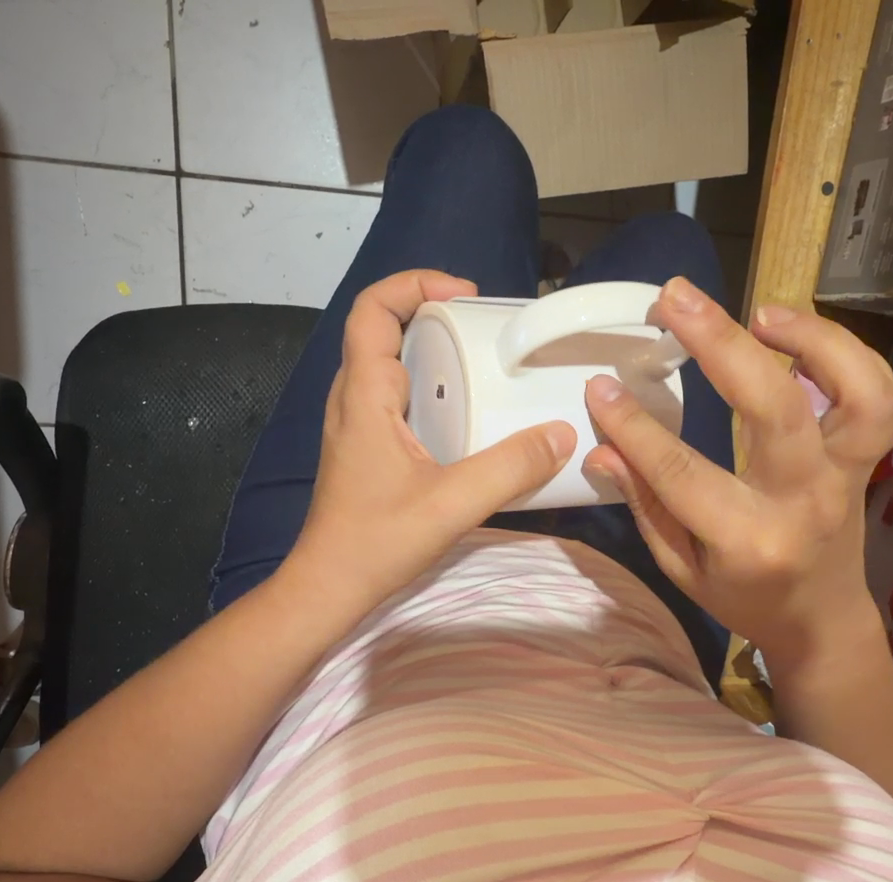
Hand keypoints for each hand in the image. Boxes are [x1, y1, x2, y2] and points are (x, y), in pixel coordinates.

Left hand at [284, 270, 575, 608]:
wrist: (329, 586)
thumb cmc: (378, 542)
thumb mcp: (453, 504)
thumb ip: (511, 469)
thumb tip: (563, 433)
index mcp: (365, 395)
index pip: (373, 309)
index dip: (415, 284)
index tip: (465, 295)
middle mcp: (353, 399)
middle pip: (383, 329)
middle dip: (433, 313)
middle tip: (487, 328)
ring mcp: (356, 423)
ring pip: (388, 362)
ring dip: (430, 350)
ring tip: (483, 361)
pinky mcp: (365, 446)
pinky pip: (394, 395)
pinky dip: (428, 385)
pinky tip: (464, 412)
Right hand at [582, 276, 892, 669]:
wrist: (821, 619)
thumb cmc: (745, 599)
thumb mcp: (682, 570)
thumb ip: (646, 506)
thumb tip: (601, 450)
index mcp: (749, 540)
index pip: (682, 472)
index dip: (635, 428)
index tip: (600, 385)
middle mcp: (805, 501)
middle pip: (774, 409)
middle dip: (720, 344)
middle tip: (675, 297)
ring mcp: (846, 476)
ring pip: (856, 394)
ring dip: (811, 338)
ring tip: (759, 312)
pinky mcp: (866, 459)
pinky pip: (879, 396)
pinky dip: (845, 355)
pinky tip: (795, 336)